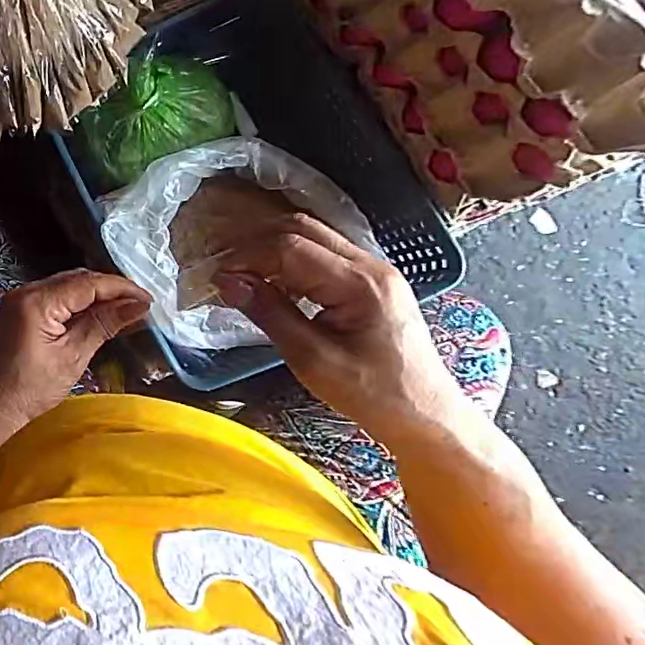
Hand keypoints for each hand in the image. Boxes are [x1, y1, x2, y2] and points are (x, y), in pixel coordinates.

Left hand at [0, 269, 150, 431]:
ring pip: (66, 286)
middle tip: (140, 304)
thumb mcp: (72, 357)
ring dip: (95, 295)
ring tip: (125, 309)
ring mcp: (19, 299)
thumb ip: (103, 325)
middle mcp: (26, 291)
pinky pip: (54, 297)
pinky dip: (77, 302)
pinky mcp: (18, 310)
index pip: (87, 284)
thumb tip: (138, 305)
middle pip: (76, 279)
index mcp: (37, 301)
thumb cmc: (29, 388)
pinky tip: (96, 314)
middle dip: (110, 289)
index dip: (121, 288)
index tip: (148, 299)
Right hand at [214, 214, 473, 438]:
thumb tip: (228, 283)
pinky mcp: (370, 280)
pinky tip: (273, 282)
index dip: (247, 257)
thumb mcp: (311, 358)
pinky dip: (289, 259)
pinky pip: (322, 253)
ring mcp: (373, 269)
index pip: (290, 248)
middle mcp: (370, 265)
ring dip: (271, 248)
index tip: (217, 278)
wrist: (426, 415)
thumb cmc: (371, 393)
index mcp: (360, 283)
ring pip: (312, 235)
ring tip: (242, 274)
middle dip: (255, 244)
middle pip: (301, 229)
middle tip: (225, 270)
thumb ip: (269, 313)